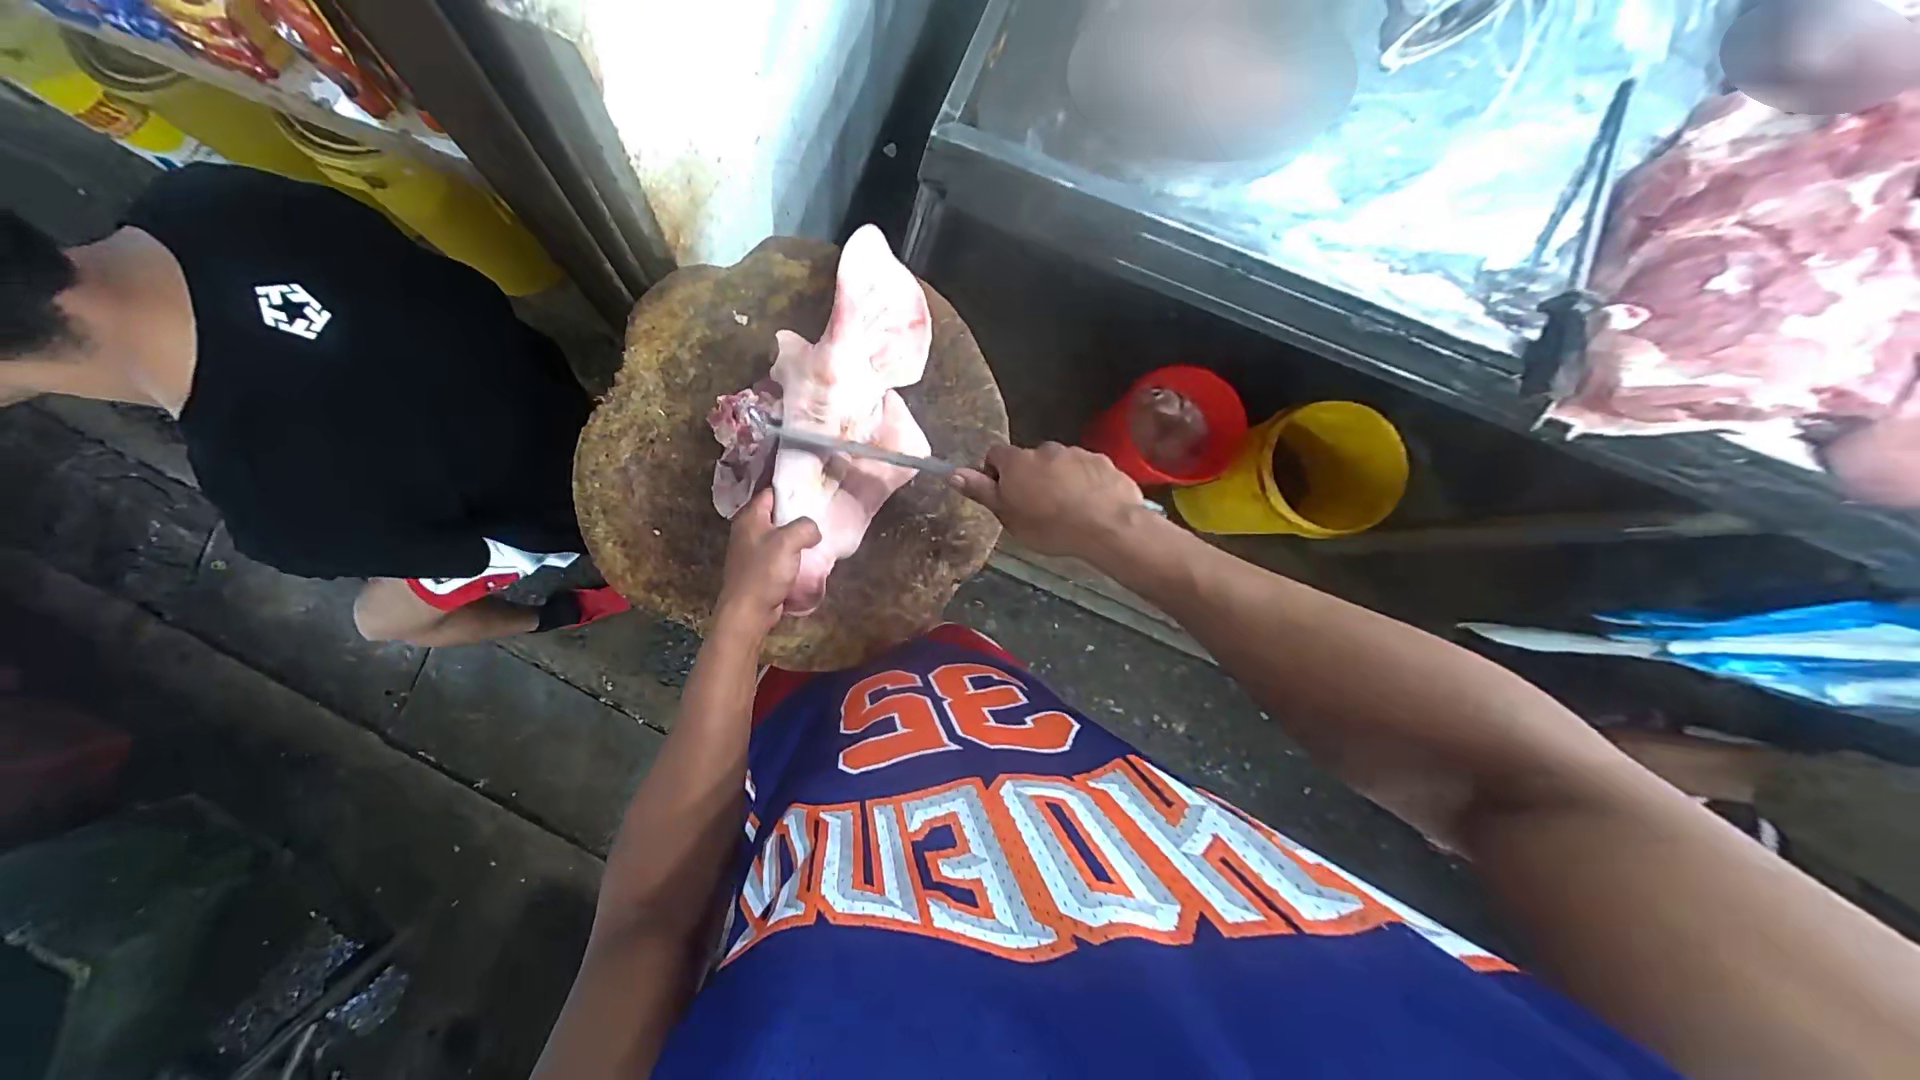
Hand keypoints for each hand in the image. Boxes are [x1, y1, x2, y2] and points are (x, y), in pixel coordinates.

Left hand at [714, 489, 821, 636]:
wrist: (749, 612)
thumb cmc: (765, 572)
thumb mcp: (788, 542)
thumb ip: (805, 527)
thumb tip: (813, 530)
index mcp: (749, 517)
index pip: (771, 492)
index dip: (791, 489)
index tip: (814, 489)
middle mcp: (747, 530)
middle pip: (776, 513)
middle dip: (798, 513)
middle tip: (822, 511)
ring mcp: (752, 550)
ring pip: (779, 534)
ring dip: (797, 535)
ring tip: (819, 533)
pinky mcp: (759, 568)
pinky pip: (779, 553)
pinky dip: (793, 552)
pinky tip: (809, 556)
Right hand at [952, 442, 1145, 557]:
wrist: (1107, 526)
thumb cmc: (1049, 526)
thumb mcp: (1007, 515)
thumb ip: (981, 491)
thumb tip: (953, 473)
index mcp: (1017, 461)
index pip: (995, 455)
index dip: (995, 474)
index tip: (1003, 495)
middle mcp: (1047, 449)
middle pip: (1031, 460)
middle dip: (1031, 478)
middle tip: (1037, 509)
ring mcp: (1078, 453)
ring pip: (1061, 465)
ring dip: (1060, 480)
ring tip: (1067, 511)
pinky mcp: (1105, 463)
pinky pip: (1088, 471)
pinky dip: (1086, 484)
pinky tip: (1091, 507)